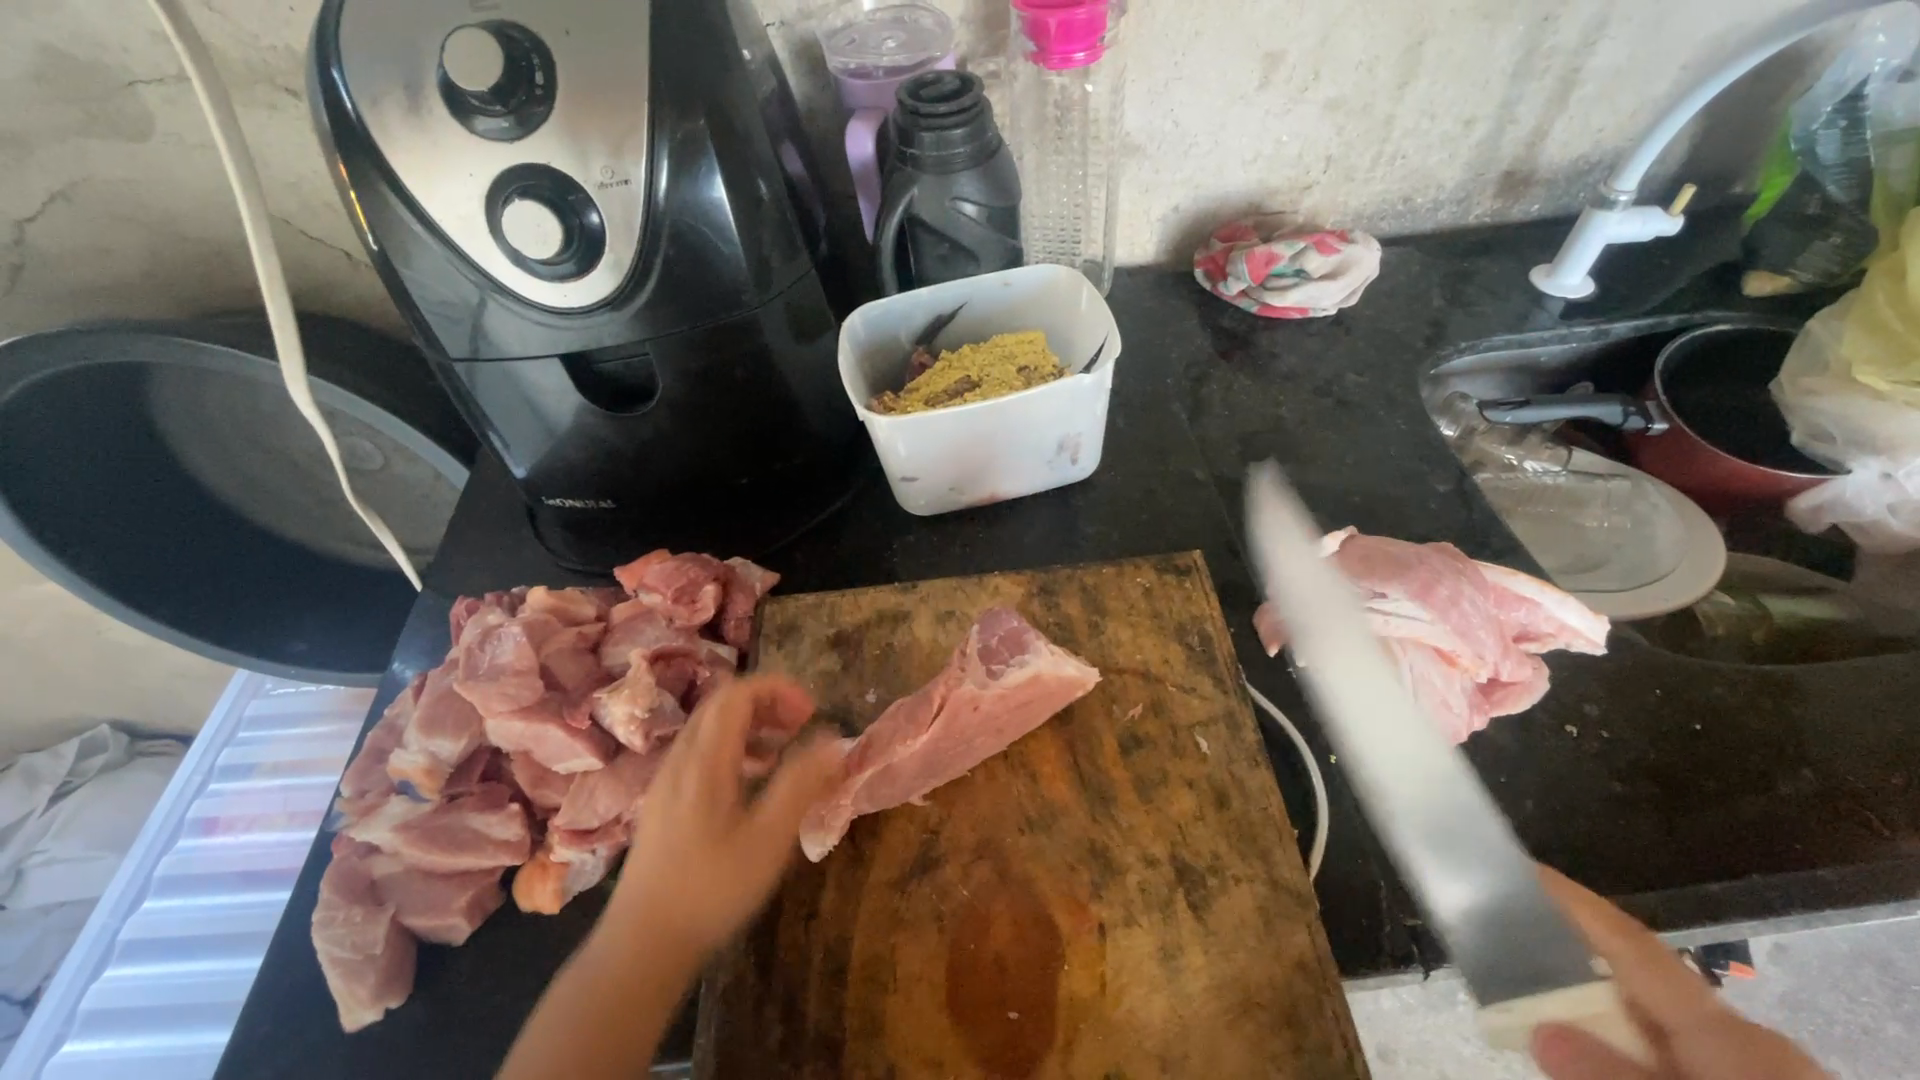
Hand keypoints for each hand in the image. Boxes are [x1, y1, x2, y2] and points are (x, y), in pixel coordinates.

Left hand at [604, 675, 844, 964]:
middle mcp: (680, 761)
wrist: (642, 943)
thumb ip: (802, 786)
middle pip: (720, 706)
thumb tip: (835, 742)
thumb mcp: (768, 840)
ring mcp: (666, 783)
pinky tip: (751, 786)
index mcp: (705, 761)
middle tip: (802, 725)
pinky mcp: (662, 806)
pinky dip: (732, 751)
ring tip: (782, 753)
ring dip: (750, 728)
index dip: (777, 690)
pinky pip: (699, 756)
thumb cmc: (711, 890)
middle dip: (766, 704)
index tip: (811, 711)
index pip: (737, 695)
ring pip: (708, 731)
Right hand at [1532, 867, 1829, 1079]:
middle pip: (1648, 993)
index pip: (1636, 948)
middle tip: (1518, 972)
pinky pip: (1690, 1066)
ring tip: (1557, 1032)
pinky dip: (1643, 1062)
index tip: (1526, 870)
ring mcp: (1767, 1075)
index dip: (1577, 906)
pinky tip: (1618, 1070)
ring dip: (1611, 1032)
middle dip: (1584, 979)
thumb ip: (1612, 1078)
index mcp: (1728, 1034)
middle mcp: (1752, 1045)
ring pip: (1669, 1038)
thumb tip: (1542, 1028)